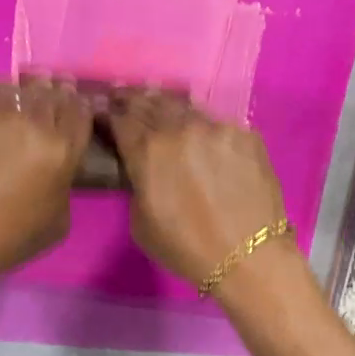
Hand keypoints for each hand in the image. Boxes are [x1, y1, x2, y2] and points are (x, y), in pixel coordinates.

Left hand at [0, 78, 93, 270]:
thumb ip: (62, 186)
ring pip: (26, 89)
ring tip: (36, 96)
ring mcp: (0, 111)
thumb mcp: (58, 222)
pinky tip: (8, 100)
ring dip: (36, 91)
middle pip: (55, 95)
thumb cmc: (10, 236)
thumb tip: (54, 171)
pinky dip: (8, 93)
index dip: (82, 111)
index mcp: (62, 149)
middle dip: (61, 96)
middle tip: (61, 99)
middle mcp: (35, 120)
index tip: (78, 114)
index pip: (81, 113)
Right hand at [106, 91, 287, 289]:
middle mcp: (180, 127)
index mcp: (148, 150)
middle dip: (134, 101)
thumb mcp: (141, 224)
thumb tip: (144, 170)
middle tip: (126, 99)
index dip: (109, 114)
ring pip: (185, 107)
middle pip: (150, 103)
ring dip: (168, 107)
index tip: (105, 113)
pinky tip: (201, 133)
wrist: (249, 256)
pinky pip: (217, 123)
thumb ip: (137, 185)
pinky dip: (203, 125)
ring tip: (161, 108)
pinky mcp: (246, 133)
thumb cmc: (187, 248)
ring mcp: (216, 126)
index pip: (120, 119)